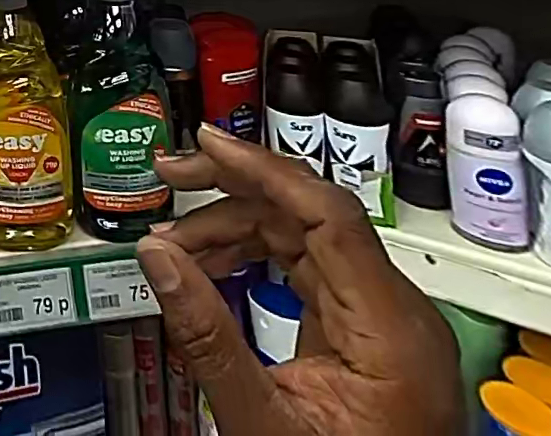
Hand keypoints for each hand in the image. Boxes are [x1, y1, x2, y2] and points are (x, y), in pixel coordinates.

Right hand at [139, 126, 461, 435]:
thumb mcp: (266, 429)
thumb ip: (207, 339)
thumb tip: (156, 257)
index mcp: (393, 332)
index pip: (328, 213)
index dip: (263, 169)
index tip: (209, 144)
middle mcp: (394, 310)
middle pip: (307, 213)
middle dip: (232, 190)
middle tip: (172, 175)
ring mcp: (378, 316)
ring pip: (297, 233)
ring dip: (231, 225)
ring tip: (175, 240)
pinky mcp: (358, 326)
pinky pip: (299, 263)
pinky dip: (249, 253)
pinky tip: (209, 259)